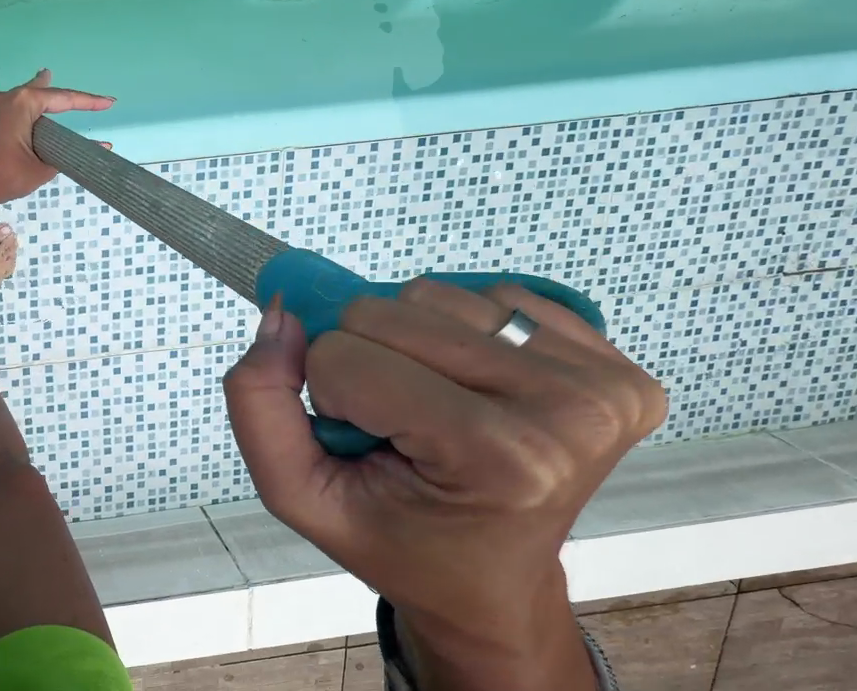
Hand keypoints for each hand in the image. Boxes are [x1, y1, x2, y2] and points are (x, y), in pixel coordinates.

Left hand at [0, 69, 113, 227]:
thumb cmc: (6, 174)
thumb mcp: (43, 167)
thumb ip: (69, 153)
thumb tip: (103, 147)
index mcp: (24, 103)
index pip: (63, 99)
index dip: (88, 102)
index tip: (110, 103)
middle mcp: (7, 99)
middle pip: (40, 92)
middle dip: (60, 92)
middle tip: (82, 93)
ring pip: (17, 93)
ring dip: (31, 86)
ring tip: (43, 74)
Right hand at [223, 281, 665, 690]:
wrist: (491, 582)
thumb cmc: (392, 539)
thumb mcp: (296, 493)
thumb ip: (258, 403)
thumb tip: (281, 312)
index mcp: (500, 459)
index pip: (345, 358)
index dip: (328, 396)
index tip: (363, 443)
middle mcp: (571, 412)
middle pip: (388, 312)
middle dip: (362, 357)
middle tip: (392, 420)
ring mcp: (605, 385)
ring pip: (431, 294)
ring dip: (404, 339)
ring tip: (427, 401)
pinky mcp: (618, 365)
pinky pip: (488, 294)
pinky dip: (455, 330)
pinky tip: (469, 384)